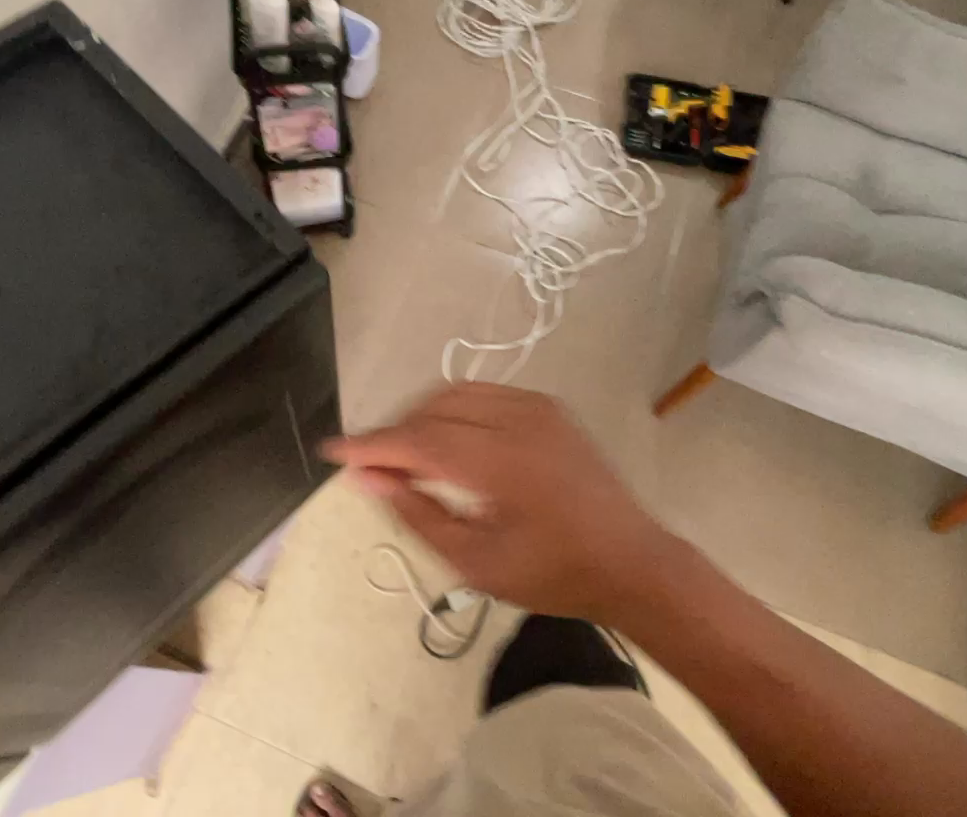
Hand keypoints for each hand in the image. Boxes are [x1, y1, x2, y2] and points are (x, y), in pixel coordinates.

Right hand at [323, 383, 681, 624]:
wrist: (631, 562)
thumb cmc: (552, 574)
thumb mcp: (474, 562)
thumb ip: (415, 513)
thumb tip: (368, 478)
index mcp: (502, 460)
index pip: (418, 438)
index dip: (371, 444)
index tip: (334, 451)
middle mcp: (519, 418)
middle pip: (433, 407)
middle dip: (395, 431)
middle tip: (374, 467)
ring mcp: (537, 406)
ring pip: (455, 392)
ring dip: (422, 417)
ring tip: (406, 456)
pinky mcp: (548, 406)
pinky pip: (484, 393)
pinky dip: (453, 409)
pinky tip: (448, 441)